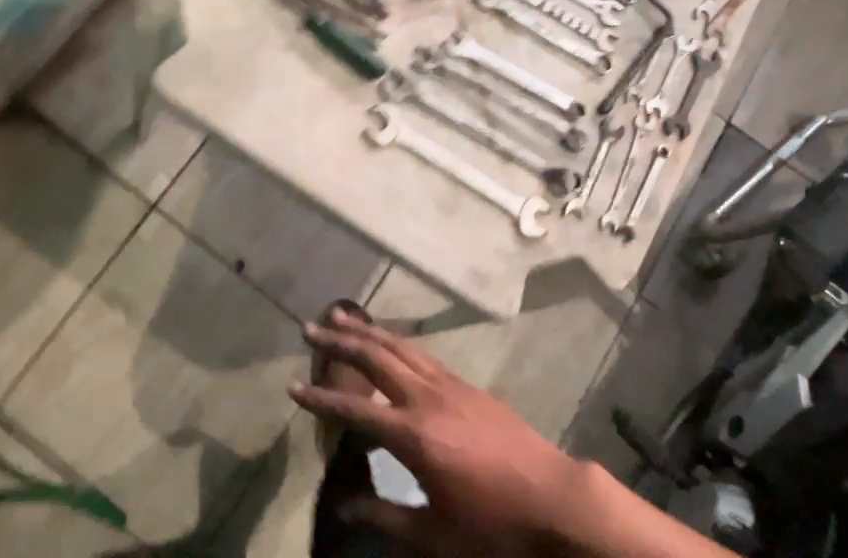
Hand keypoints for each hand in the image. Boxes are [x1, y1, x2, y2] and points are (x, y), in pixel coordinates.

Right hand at [290, 311, 590, 555]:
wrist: (556, 502)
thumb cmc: (493, 525)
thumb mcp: (435, 532)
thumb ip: (385, 514)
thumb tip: (344, 505)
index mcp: (413, 434)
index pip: (354, 409)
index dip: (320, 398)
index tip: (292, 386)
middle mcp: (427, 398)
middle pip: (375, 358)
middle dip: (340, 341)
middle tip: (310, 328)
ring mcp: (452, 386)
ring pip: (401, 347)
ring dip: (369, 331)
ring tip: (342, 315)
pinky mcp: (470, 386)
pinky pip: (424, 355)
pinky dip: (399, 342)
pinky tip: (391, 342)